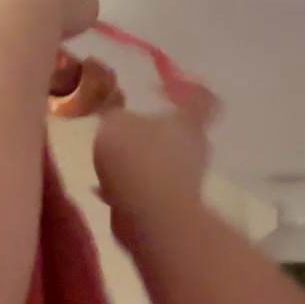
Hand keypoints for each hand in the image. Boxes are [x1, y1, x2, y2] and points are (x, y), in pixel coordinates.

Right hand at [93, 87, 218, 255]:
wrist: (150, 216)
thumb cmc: (137, 158)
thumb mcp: (114, 123)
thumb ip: (114, 112)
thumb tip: (116, 111)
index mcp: (186, 121)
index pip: (201, 98)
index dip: (190, 90)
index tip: (173, 87)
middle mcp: (194, 148)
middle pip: (180, 132)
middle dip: (156, 129)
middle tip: (127, 127)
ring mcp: (185, 179)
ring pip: (163, 161)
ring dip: (140, 160)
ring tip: (107, 161)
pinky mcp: (171, 204)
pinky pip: (149, 187)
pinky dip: (130, 186)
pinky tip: (103, 188)